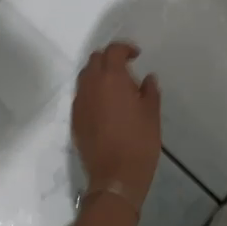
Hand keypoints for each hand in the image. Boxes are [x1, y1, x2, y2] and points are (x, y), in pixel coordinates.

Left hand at [72, 41, 162, 207]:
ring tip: (116, 87)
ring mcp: (80, 101)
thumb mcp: (152, 114)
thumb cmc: (139, 143)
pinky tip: (106, 105)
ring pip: (86, 76)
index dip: (125, 48)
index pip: (113, 51)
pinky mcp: (75, 118)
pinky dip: (92, 91)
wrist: (115, 177)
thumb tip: (147, 78)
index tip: (136, 55)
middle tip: (126, 69)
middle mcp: (91, 85)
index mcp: (111, 78)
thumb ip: (149, 91)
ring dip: (99, 74)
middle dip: (110, 58)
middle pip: (96, 59)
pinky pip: (82, 94)